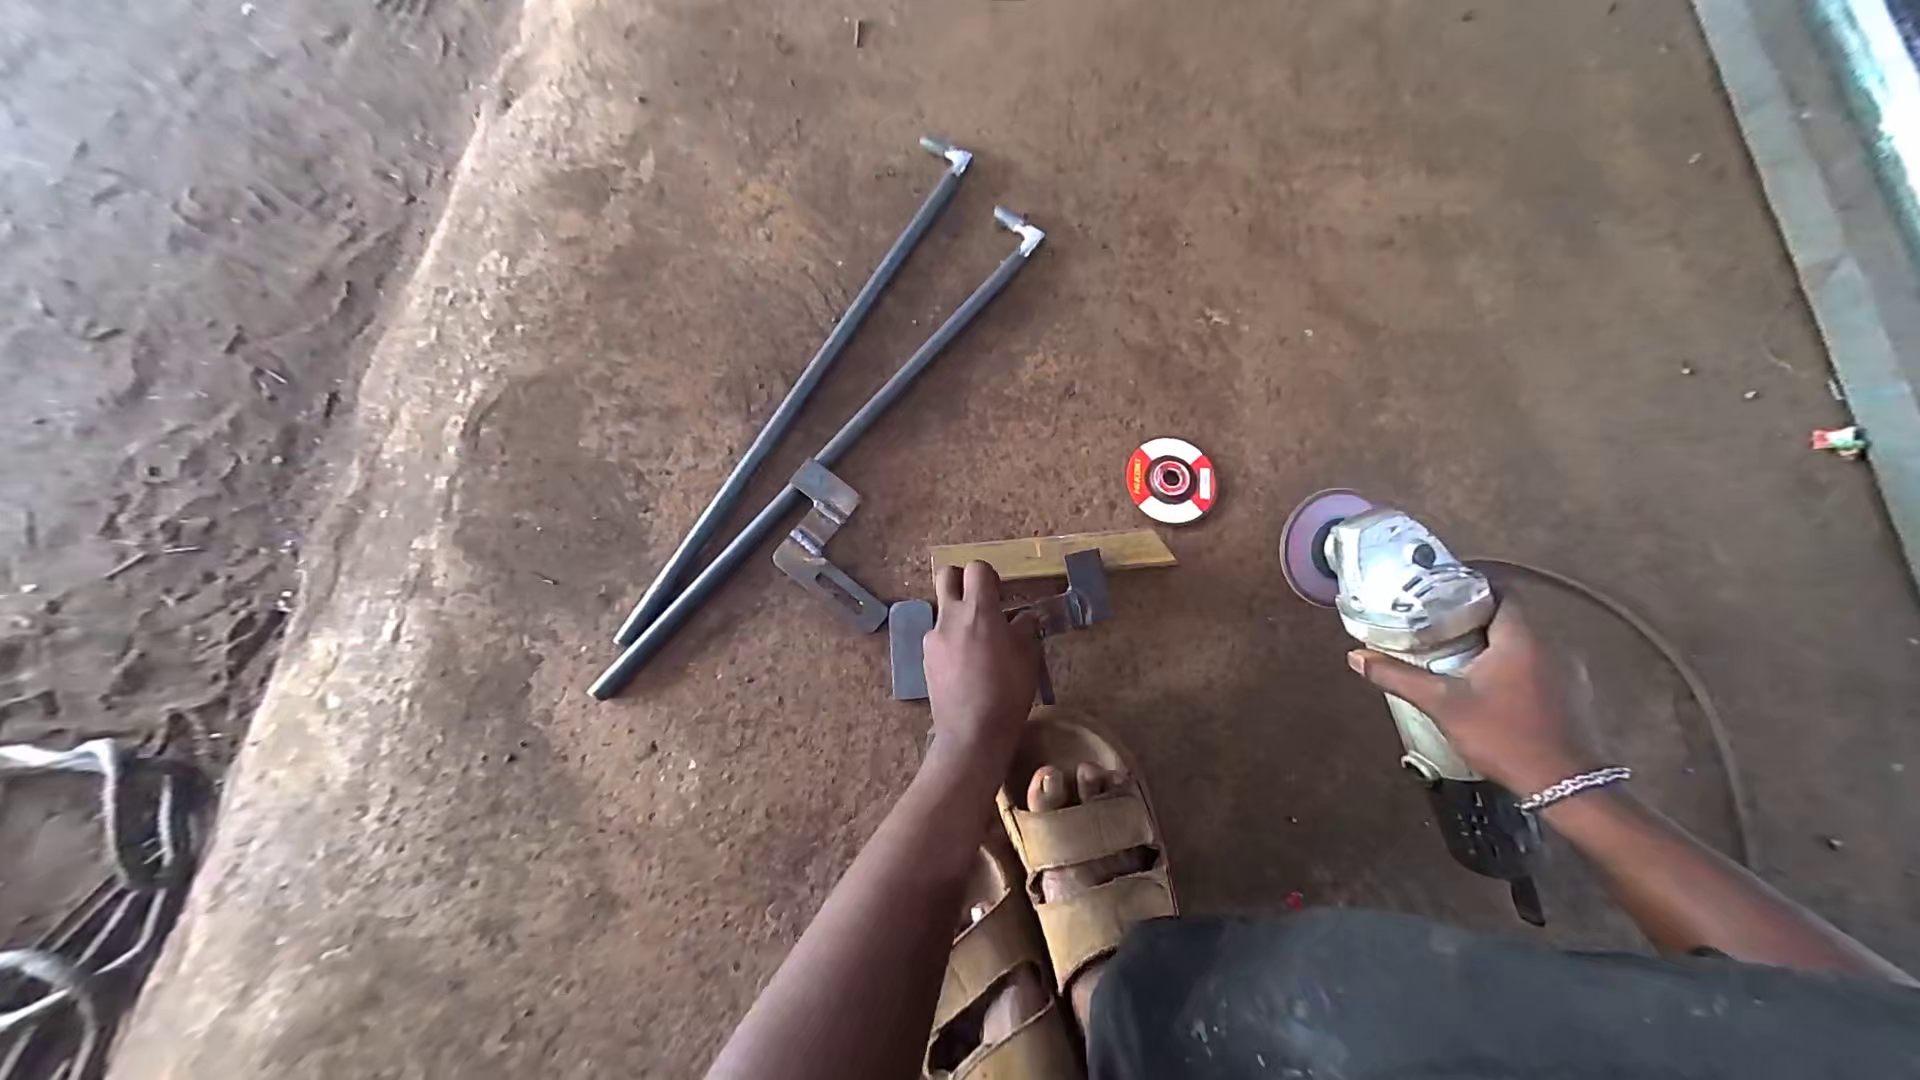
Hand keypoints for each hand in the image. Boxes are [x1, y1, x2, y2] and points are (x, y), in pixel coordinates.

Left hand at [922, 562, 1040, 778]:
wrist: (972, 731)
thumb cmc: (1008, 690)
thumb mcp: (1029, 656)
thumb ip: (1025, 628)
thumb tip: (1024, 617)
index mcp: (979, 610)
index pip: (977, 568)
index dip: (989, 576)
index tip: (1000, 594)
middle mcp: (950, 617)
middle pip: (946, 575)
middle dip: (962, 580)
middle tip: (980, 602)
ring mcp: (933, 637)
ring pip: (942, 610)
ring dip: (958, 616)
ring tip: (976, 645)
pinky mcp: (926, 658)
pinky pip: (938, 638)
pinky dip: (951, 642)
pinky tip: (965, 667)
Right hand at [1346, 603, 1602, 794]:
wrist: (1566, 788)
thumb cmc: (1503, 736)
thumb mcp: (1441, 704)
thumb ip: (1396, 676)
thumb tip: (1356, 657)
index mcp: (1523, 640)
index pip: (1502, 593)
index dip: (1471, 586)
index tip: (1438, 591)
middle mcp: (1552, 648)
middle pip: (1510, 616)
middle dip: (1472, 615)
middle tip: (1434, 620)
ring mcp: (1568, 673)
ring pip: (1524, 641)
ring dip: (1491, 640)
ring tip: (1453, 649)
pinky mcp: (1572, 695)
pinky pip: (1537, 663)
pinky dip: (1510, 662)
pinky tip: (1485, 681)